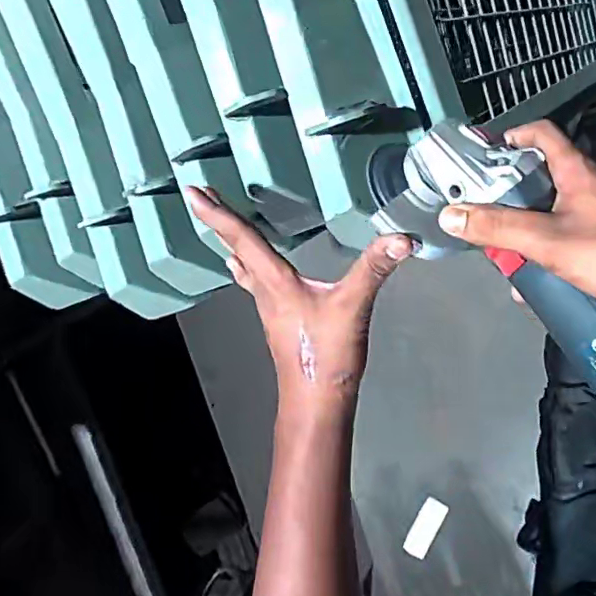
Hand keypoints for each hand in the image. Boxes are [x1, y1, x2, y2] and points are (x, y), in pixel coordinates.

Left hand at [185, 186, 413, 415]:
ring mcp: (271, 308)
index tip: (193, 191)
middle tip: (198, 195)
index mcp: (277, 283)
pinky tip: (249, 266)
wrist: (315, 403)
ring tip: (220, 223)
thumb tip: (401, 238)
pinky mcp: (280, 319)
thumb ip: (375, 268)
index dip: (219, 214)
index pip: (243, 240)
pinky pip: (256, 281)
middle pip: (236, 249)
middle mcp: (267, 292)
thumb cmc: (326, 356)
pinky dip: (248, 263)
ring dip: (231, 242)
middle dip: (217, 221)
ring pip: (244, 267)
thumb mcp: (353, 306)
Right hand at [435, 121, 595, 332]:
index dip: (512, 134)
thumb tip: (452, 214)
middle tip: (479, 206)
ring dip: (521, 230)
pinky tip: (527, 282)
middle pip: (538, 176)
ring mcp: (595, 217)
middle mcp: (586, 189)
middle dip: (507, 192)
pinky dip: (540, 256)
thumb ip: (499, 228)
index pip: (542, 133)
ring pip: (546, 214)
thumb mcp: (548, 240)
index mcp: (577, 173)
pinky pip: (560, 243)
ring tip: (497, 248)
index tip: (483, 150)